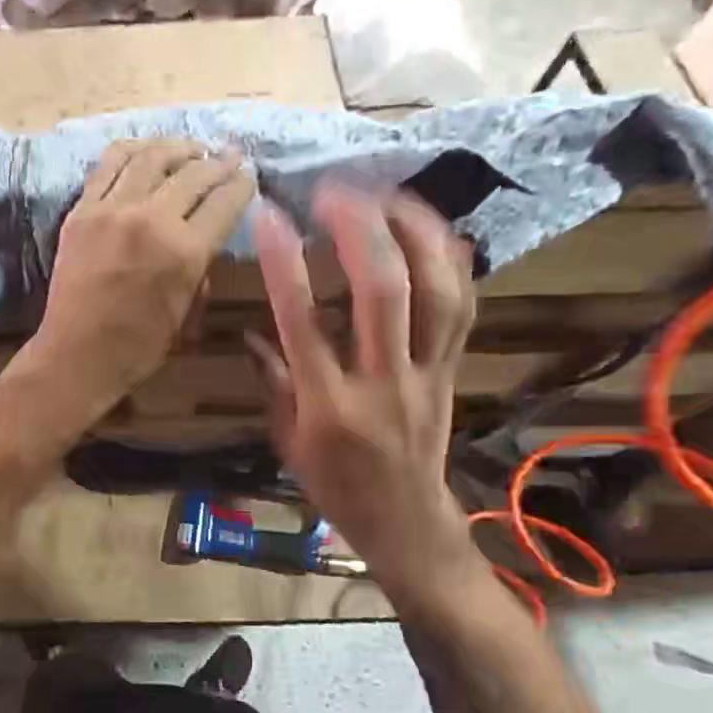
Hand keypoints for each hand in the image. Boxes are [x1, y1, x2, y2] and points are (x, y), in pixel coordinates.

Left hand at [26, 139, 256, 411]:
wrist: (77, 355)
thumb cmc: (139, 346)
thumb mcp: (186, 312)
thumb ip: (198, 268)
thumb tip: (202, 239)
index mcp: (184, 252)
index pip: (223, 204)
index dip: (241, 185)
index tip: (249, 174)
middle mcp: (151, 219)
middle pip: (193, 174)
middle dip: (218, 162)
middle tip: (230, 155)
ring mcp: (111, 210)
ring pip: (151, 158)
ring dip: (178, 147)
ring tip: (193, 147)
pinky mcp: (82, 210)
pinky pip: (108, 165)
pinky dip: (133, 150)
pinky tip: (146, 150)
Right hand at [250, 179, 480, 601]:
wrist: (403, 521)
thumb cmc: (336, 486)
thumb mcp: (288, 442)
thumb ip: (272, 382)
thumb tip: (249, 332)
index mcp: (329, 405)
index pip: (303, 322)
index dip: (286, 263)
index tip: (272, 215)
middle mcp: (382, 382)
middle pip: (382, 293)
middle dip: (360, 230)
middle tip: (336, 191)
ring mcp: (426, 373)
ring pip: (435, 292)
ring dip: (415, 233)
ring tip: (389, 194)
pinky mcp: (452, 371)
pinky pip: (463, 308)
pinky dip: (453, 262)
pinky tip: (437, 229)